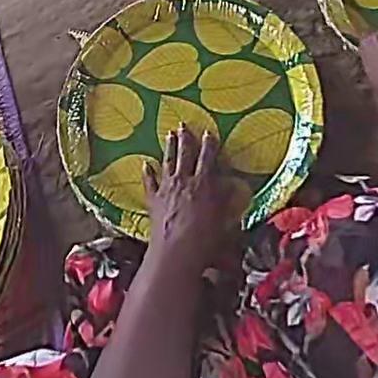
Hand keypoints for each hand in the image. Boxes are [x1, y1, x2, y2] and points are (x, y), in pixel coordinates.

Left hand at [143, 127, 233, 274]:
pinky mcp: (153, 200)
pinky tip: (145, 164)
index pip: (207, 158)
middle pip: (185, 155)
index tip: (208, 131)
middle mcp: (184, 181)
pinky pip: (150, 182)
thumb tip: (232, 185)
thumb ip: (225, 200)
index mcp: (203, 184)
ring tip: (169, 134)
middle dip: (185, 139)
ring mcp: (166, 189)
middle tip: (182, 124)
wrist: (174, 253)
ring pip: (168, 162)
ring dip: (169, 147)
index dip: (208, 144)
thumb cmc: (204, 240)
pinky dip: (147, 172)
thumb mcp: (222, 219)